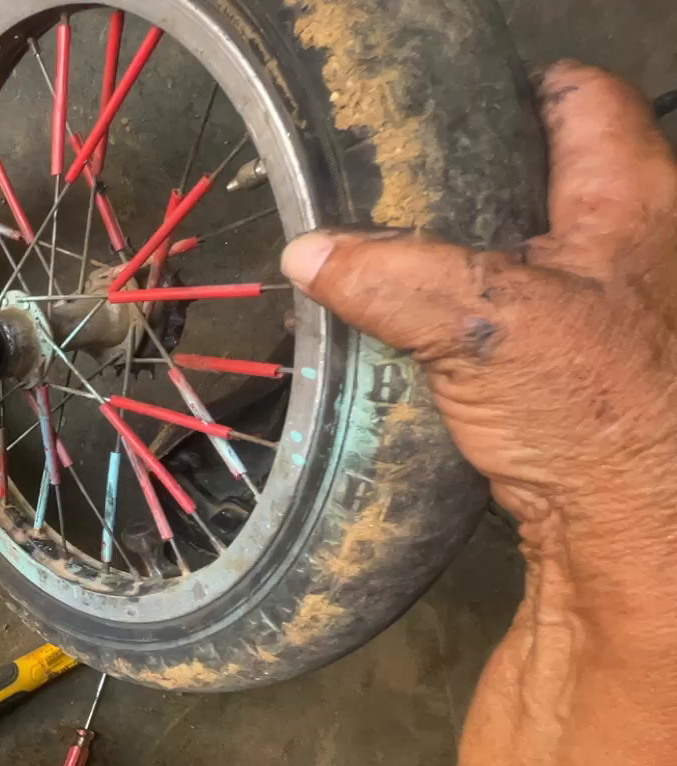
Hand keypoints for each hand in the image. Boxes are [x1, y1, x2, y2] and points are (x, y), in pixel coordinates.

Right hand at [280, 62, 676, 553]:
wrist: (630, 511)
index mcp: (631, 203)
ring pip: (494, 250)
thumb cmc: (597, 401)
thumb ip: (395, 278)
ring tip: (355, 253)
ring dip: (430, 251)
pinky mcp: (539, 362)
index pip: (582, 106)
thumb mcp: (492, 320)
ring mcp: (577, 306)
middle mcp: (615, 243)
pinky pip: (473, 312)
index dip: (518, 87)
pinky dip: (424, 309)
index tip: (438, 95)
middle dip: (450, 176)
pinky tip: (378, 323)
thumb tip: (302, 252)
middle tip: (368, 186)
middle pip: (528, 178)